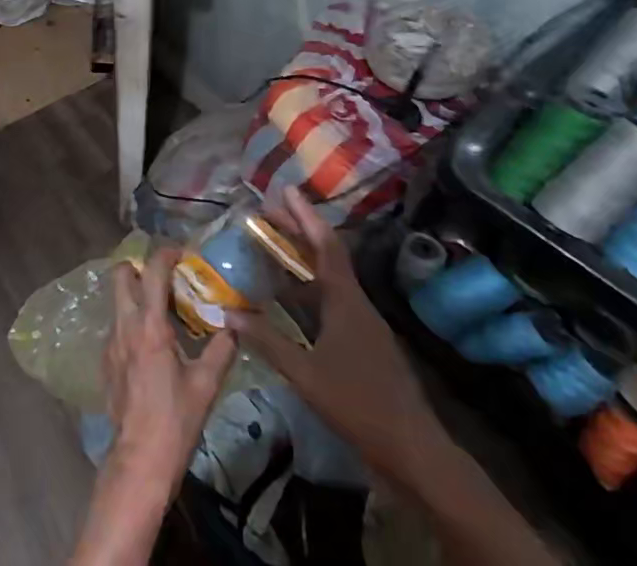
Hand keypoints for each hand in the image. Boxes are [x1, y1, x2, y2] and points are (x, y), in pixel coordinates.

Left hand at [102, 248, 237, 481]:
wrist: (140, 460)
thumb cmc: (175, 419)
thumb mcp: (207, 383)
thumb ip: (223, 347)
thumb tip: (236, 323)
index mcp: (149, 326)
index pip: (152, 271)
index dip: (166, 254)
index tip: (183, 254)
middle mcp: (124, 327)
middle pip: (120, 275)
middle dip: (140, 267)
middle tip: (166, 278)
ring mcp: (110, 344)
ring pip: (117, 301)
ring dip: (136, 294)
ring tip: (164, 309)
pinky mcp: (105, 362)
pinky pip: (117, 326)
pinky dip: (132, 321)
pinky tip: (152, 343)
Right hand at [228, 190, 430, 459]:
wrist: (410, 446)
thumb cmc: (357, 404)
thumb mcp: (305, 374)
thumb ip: (266, 341)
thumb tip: (226, 313)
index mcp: (346, 302)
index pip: (325, 247)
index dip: (305, 217)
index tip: (287, 191)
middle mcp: (355, 303)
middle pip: (327, 257)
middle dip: (299, 231)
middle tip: (270, 210)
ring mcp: (361, 323)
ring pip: (328, 280)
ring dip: (302, 260)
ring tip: (273, 244)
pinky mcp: (361, 342)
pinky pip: (330, 302)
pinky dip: (307, 291)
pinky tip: (289, 298)